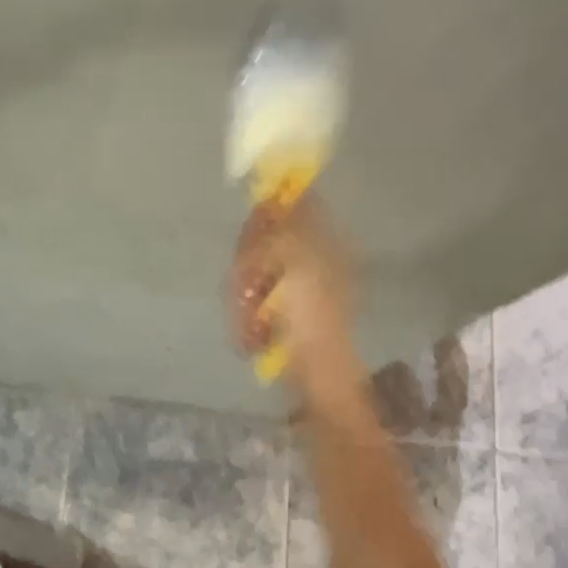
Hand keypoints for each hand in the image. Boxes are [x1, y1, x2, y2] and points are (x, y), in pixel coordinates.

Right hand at [230, 196, 363, 401]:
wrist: (317, 375)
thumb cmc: (310, 314)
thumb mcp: (295, 257)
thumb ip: (282, 222)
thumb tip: (275, 191)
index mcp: (325, 241)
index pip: (290, 207)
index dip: (264, 218)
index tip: (251, 240)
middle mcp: (313, 261)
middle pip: (263, 243)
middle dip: (247, 268)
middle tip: (249, 288)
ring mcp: (298, 292)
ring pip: (252, 278)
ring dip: (243, 301)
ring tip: (250, 325)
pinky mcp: (283, 320)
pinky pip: (252, 307)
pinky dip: (247, 321)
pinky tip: (252, 338)